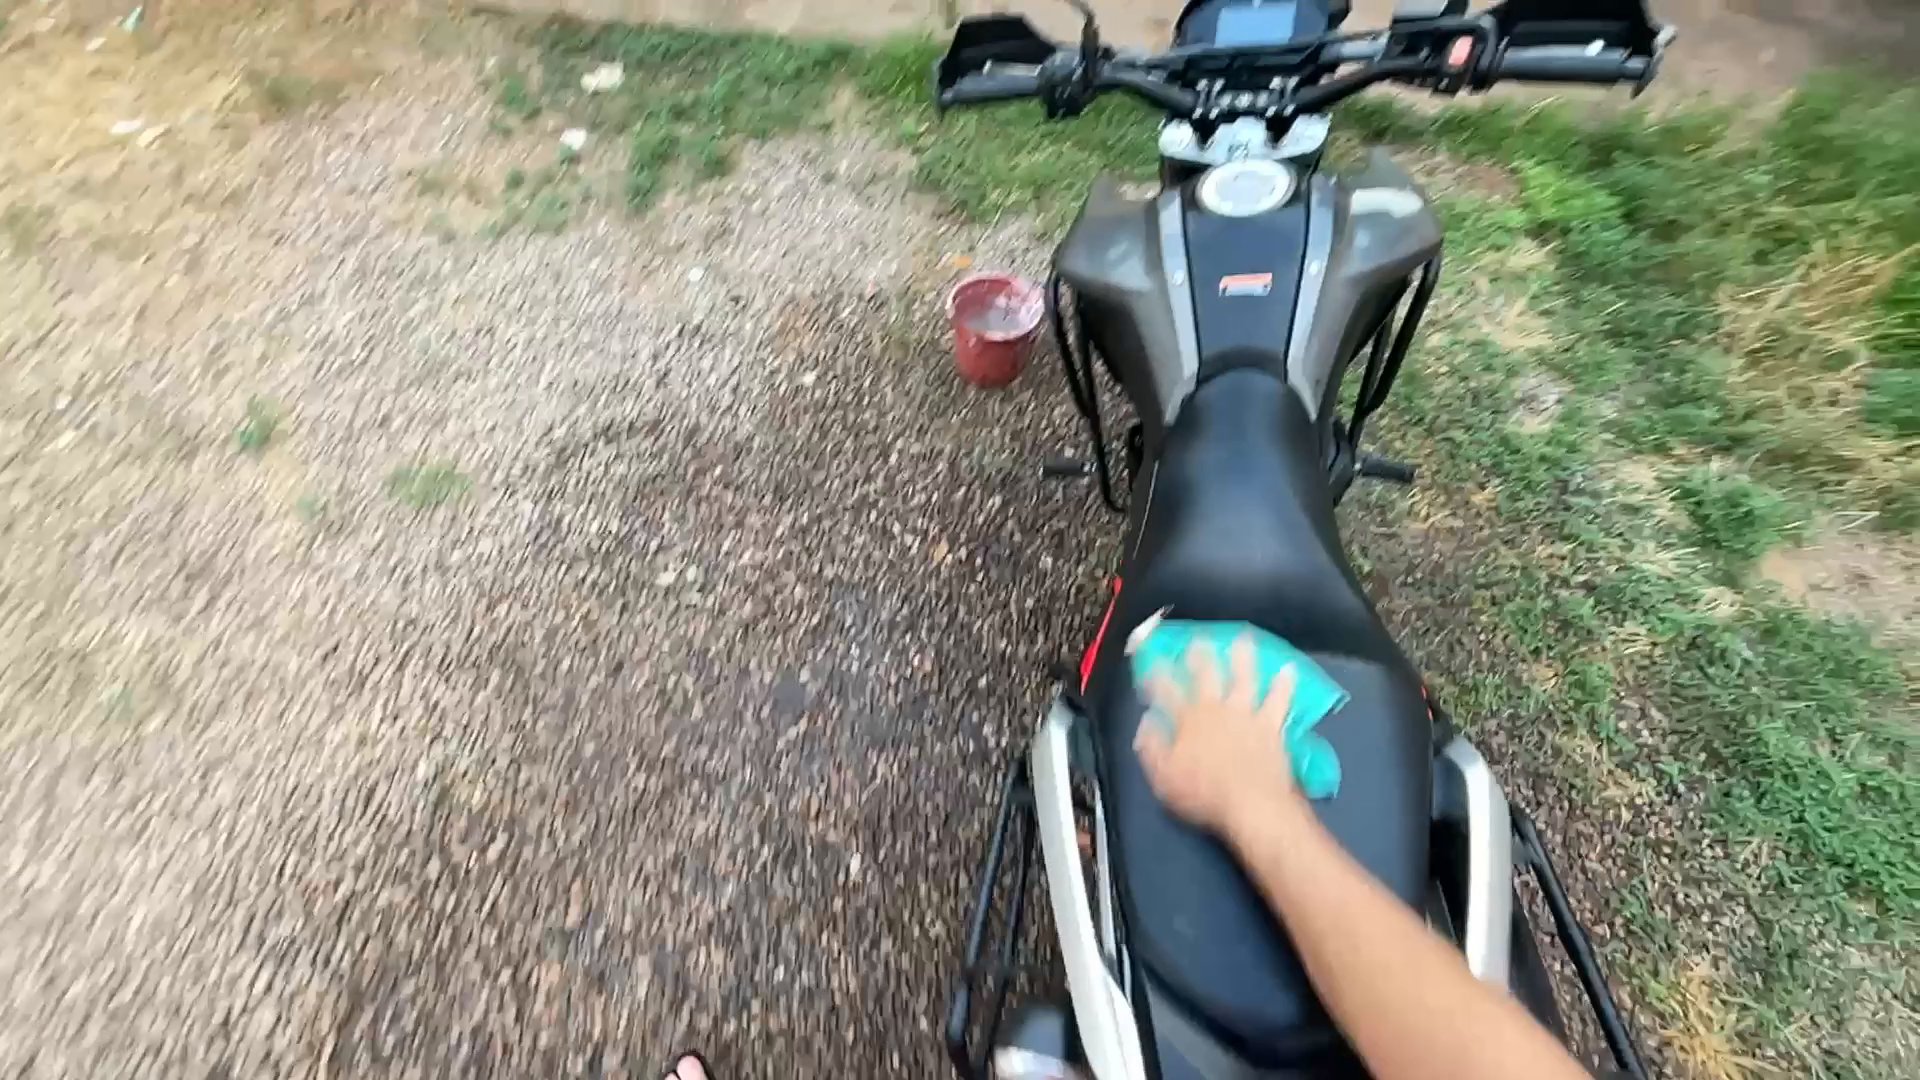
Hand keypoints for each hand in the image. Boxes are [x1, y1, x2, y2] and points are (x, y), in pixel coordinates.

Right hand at [1134, 634, 1304, 837]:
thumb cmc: (1203, 793)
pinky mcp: (1271, 726)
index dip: (1157, 674)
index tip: (1154, 661)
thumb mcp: (1163, 775)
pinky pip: (1279, 700)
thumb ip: (1151, 747)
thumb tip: (1146, 723)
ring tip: (1244, 638)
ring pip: (1244, 678)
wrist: (1252, 805)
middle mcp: (1216, 709)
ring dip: (1243, 658)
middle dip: (1200, 655)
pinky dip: (1284, 685)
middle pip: (1206, 675)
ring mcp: (1246, 715)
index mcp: (1187, 719)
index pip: (1167, 690)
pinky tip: (1289, 670)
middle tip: (1199, 638)